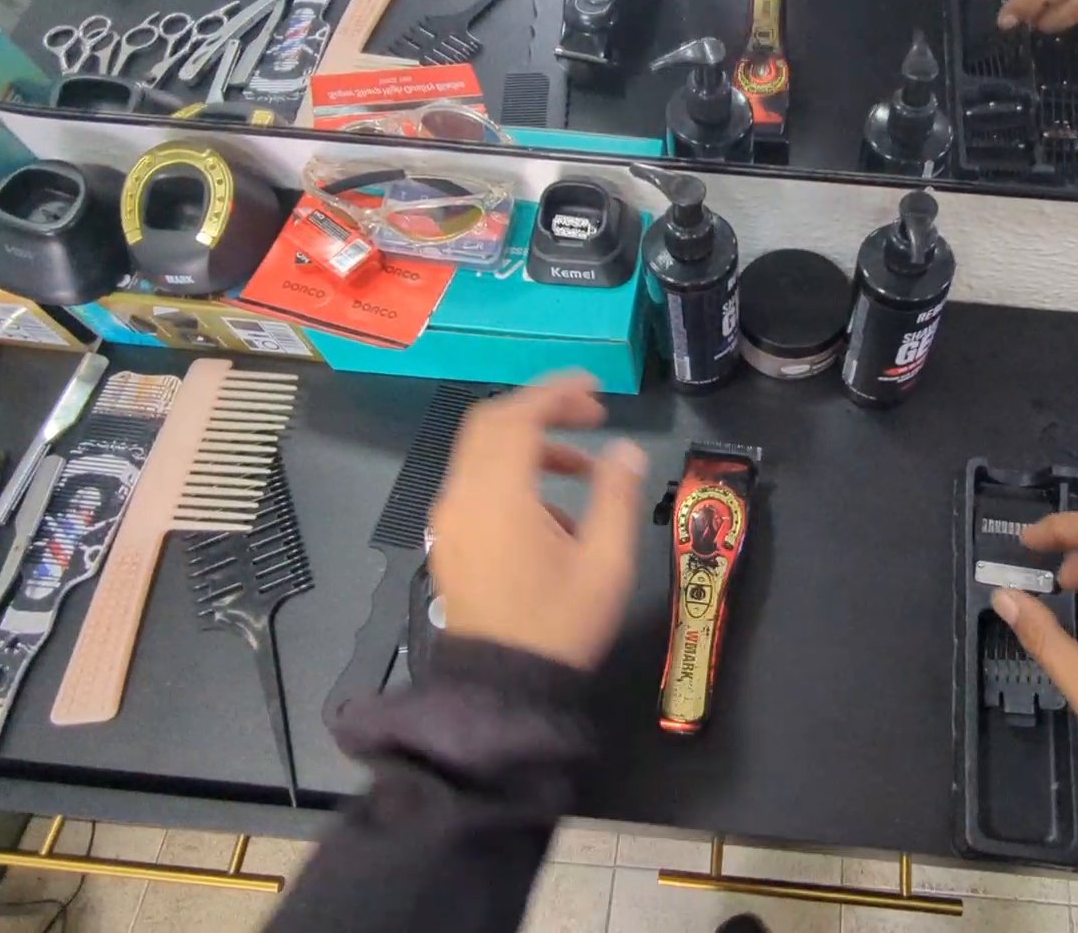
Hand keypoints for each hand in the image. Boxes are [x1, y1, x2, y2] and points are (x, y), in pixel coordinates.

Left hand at [429, 374, 648, 671]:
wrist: (502, 690)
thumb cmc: (560, 625)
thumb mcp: (606, 562)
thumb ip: (617, 495)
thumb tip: (626, 450)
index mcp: (500, 497)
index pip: (518, 418)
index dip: (556, 392)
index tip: (595, 388)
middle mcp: (464, 498)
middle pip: (492, 424)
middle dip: (543, 410)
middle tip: (592, 417)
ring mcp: (451, 520)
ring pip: (482, 453)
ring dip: (530, 443)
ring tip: (582, 467)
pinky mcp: (450, 539)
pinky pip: (477, 483)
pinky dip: (513, 472)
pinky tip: (552, 511)